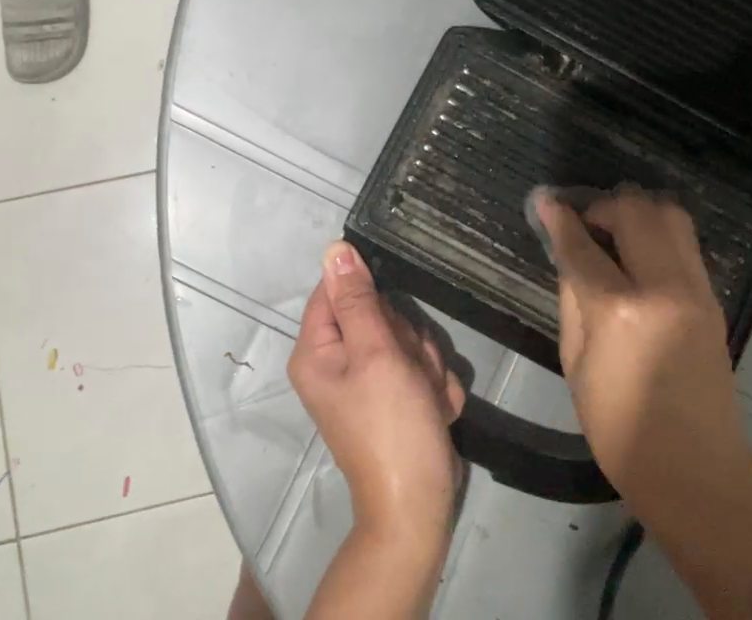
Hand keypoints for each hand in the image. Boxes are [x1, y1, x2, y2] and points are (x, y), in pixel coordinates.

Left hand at [289, 242, 466, 540]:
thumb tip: (334, 248)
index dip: (374, 299)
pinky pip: (422, 371)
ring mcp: (369, 381)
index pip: (340, 290)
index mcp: (317, 349)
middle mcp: (337, 361)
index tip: (392, 325)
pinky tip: (433, 412)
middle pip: (381, 315)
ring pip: (410, 342)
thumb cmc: (391, 426)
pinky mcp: (397, 398)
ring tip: (423, 399)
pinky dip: (434, 389)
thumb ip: (358, 299)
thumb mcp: (376, 354)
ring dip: (427, 367)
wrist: (420, 504)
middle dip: (409, 341)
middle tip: (411, 373)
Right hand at [530, 186, 751, 505]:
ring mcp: (696, 290)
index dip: (558, 217)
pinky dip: (657, 231)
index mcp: (620, 311)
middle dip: (602, 204)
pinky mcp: (713, 297)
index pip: (582, 245)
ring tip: (611, 229)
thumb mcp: (575, 361)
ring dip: (635, 210)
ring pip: (670, 214)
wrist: (694, 468)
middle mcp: (664, 287)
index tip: (543, 199)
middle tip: (580, 220)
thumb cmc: (617, 426)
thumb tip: (567, 253)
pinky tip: (636, 251)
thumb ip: (572, 297)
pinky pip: (684, 241)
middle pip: (635, 211)